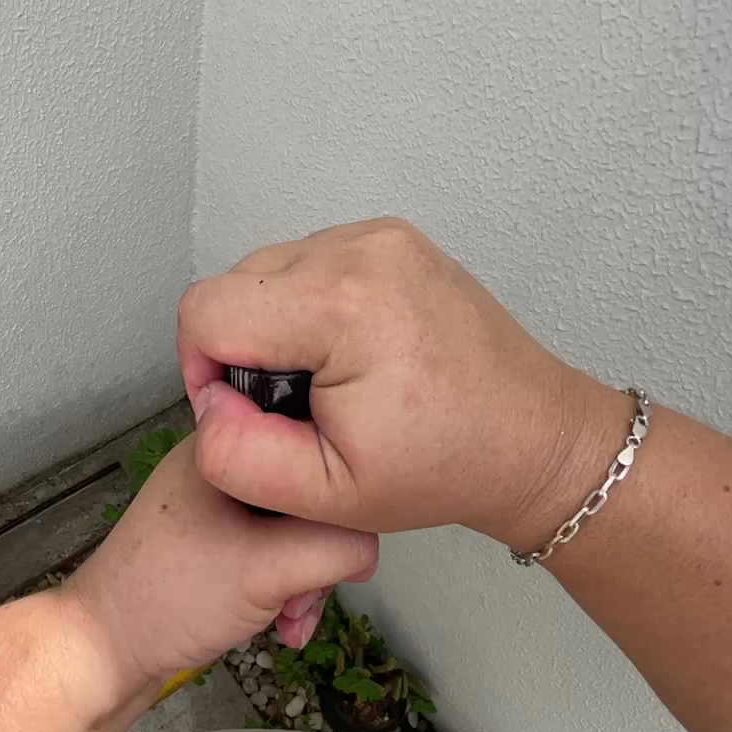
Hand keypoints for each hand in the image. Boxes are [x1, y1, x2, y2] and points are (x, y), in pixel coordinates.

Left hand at [62, 438, 378, 689]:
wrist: (104, 653)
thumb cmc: (170, 599)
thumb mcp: (269, 566)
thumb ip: (336, 546)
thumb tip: (371, 542)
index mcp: (222, 447)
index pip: (312, 454)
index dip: (336, 507)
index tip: (337, 556)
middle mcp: (219, 468)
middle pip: (306, 498)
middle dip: (316, 559)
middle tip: (301, 598)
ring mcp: (214, 507)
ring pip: (292, 531)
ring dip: (302, 581)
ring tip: (288, 619)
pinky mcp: (213, 542)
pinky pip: (270, 552)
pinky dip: (282, 588)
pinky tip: (280, 623)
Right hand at [177, 217, 623, 548]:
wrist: (530, 438)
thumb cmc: (443, 468)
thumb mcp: (323, 495)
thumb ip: (236, 455)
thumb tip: (209, 402)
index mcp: (341, 306)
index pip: (205, 311)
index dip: (201, 371)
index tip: (244, 412)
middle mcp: (360, 249)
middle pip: (231, 286)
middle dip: (240, 351)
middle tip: (293, 405)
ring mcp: (379, 236)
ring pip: (263, 272)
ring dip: (271, 329)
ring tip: (322, 380)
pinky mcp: (389, 239)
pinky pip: (305, 265)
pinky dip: (303, 310)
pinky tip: (341, 353)